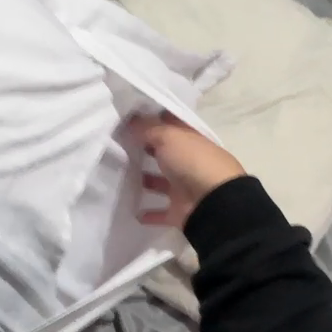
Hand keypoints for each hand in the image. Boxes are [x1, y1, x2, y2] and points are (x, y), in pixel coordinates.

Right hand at [131, 112, 245, 229]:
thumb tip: (130, 120)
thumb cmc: (192, 162)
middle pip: (165, 154)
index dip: (154, 120)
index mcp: (191, 141)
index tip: (130, 117)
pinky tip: (132, 212)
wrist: (213, 203)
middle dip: (146, 150)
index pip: (171, 126)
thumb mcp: (169, 137)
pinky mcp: (179, 210)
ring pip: (161, 182)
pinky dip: (148, 213)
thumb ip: (148, 128)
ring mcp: (185, 187)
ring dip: (146, 180)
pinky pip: (161, 212)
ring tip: (120, 176)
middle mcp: (188, 162)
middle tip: (119, 146)